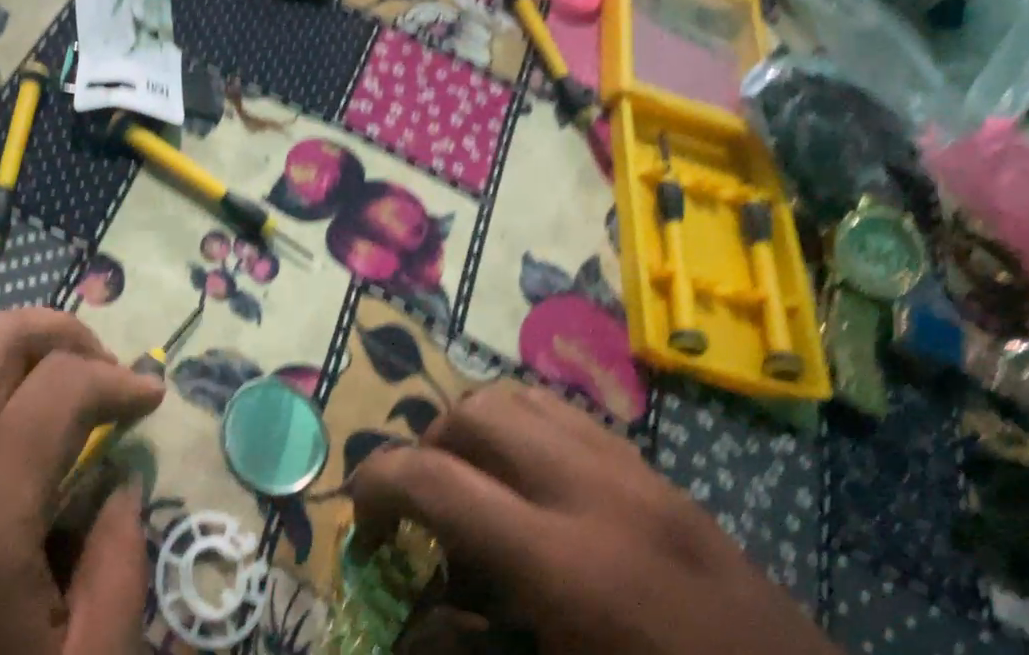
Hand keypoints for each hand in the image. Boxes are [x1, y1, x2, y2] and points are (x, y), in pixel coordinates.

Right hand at [352, 381, 839, 654]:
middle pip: (474, 416)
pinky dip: (527, 433)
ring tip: (475, 490)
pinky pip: (571, 418)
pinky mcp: (665, 478)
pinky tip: (534, 492)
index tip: (363, 523)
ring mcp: (638, 476)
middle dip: (427, 450)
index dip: (376, 488)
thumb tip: (409, 627)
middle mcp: (596, 495)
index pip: (435, 481)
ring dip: (475, 433)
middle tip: (424, 512)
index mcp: (566, 565)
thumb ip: (470, 650)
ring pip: (522, 399)